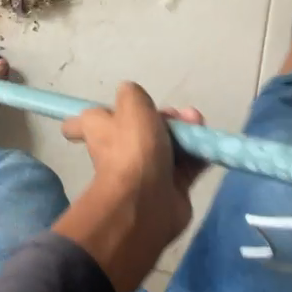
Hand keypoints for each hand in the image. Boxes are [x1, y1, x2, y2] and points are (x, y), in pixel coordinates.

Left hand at [52, 82, 206, 291]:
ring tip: (196, 122)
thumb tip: (133, 96)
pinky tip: (207, 145)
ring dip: (183, 132)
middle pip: (138, 127)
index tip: (110, 113)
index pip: (83, 123)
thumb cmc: (131, 147)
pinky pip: (185, 166)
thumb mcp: (131, 104)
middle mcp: (115, 147)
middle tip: (178, 114)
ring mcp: (142, 168)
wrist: (147, 197)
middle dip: (162, 118)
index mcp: (96, 128)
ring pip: (165, 144)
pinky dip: (197, 155)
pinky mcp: (168, 186)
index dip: (96, 117)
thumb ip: (133, 94)